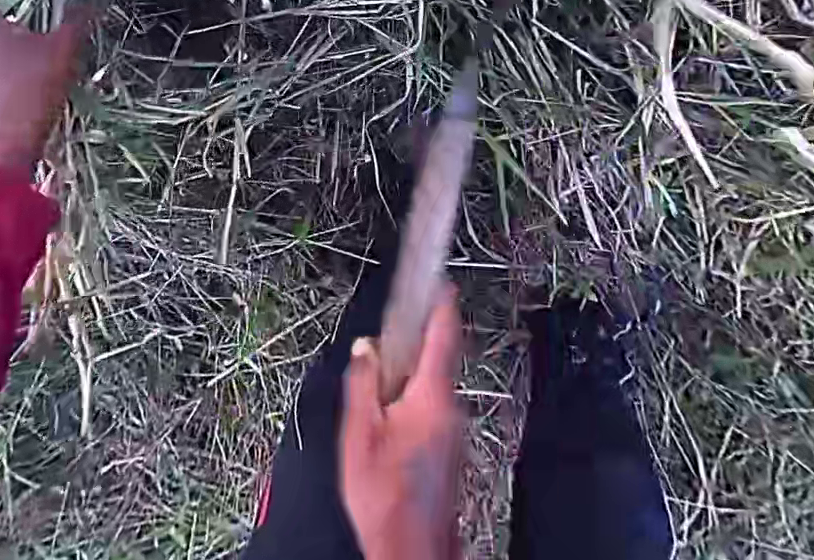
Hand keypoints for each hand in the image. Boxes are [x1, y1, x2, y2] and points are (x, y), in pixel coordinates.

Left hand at [0, 0, 89, 170]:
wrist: (15, 138)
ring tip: (37, 51)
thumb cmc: (35, 85)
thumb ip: (76, 21)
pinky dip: (4, 67)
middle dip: (11, 20)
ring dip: (7, 46)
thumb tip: (89, 4)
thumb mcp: (64, 48)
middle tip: (40, 24)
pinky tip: (28, 76)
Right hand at [340, 285, 465, 559]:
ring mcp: (453, 431)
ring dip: (407, 378)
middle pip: (435, 359)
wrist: (411, 554)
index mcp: (431, 398)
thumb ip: (362, 381)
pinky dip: (411, 399)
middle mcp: (450, 410)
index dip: (443, 305)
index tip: (442, 282)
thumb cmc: (385, 498)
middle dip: (410, 346)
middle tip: (382, 346)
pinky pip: (431, 407)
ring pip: (431, 385)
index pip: (444, 337)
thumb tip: (365, 347)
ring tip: (376, 396)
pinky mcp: (448, 448)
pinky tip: (388, 423)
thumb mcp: (360, 432)